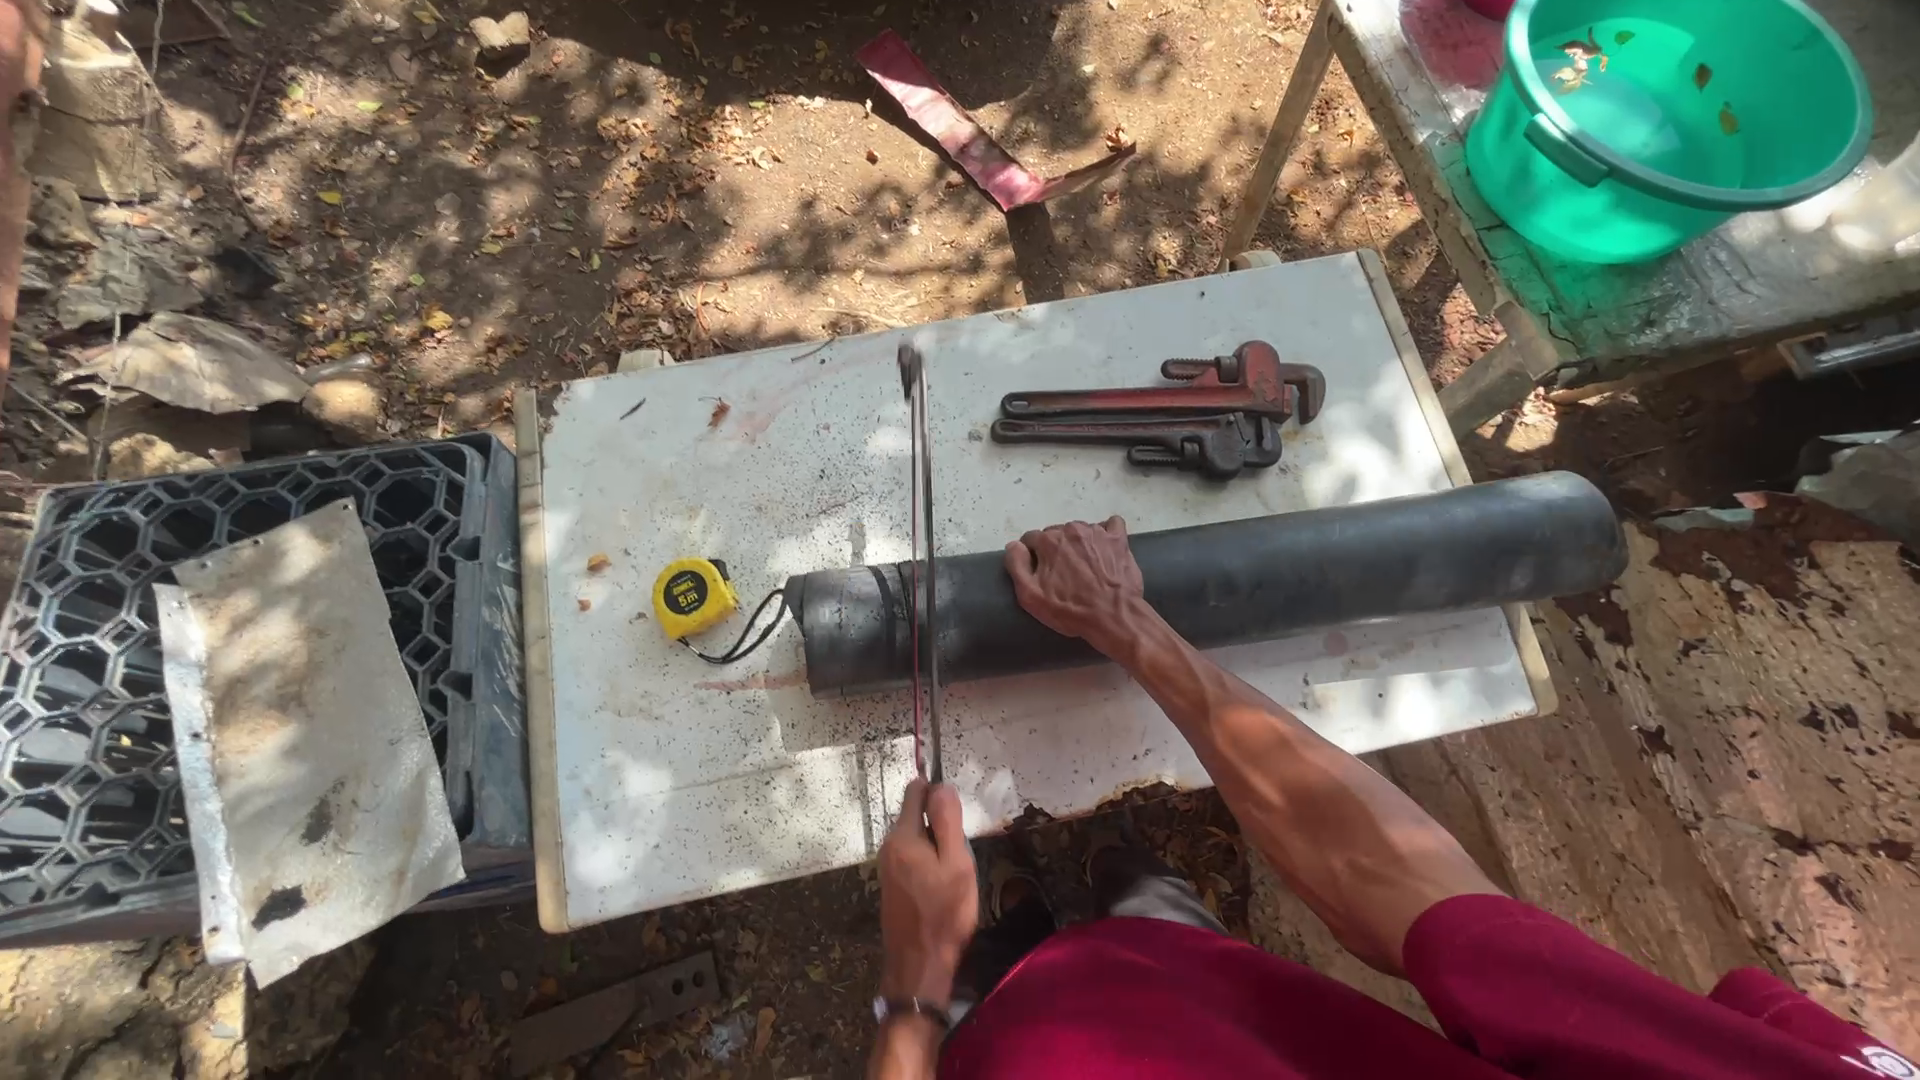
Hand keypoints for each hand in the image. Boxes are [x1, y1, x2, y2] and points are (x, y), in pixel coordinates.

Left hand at [877, 780, 976, 1005]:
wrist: (919, 965)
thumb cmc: (943, 913)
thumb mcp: (956, 863)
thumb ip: (948, 821)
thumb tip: (941, 784)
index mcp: (903, 835)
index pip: (916, 790)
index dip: (938, 792)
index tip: (958, 815)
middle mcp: (889, 845)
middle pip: (917, 814)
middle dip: (940, 824)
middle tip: (960, 854)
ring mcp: (887, 865)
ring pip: (917, 837)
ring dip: (936, 846)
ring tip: (954, 873)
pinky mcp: (891, 883)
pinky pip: (912, 857)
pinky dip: (928, 862)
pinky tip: (942, 887)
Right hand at [1003, 516, 1146, 655]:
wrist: (1113, 617)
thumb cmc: (1069, 610)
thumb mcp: (1030, 596)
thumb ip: (1016, 565)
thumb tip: (1014, 545)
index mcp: (1048, 541)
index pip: (1031, 539)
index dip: (1032, 556)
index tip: (1040, 573)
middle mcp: (1071, 529)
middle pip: (1055, 533)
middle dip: (1055, 550)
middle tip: (1063, 574)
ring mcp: (1097, 531)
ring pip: (1079, 531)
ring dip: (1077, 544)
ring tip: (1084, 566)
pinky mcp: (1118, 539)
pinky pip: (1111, 525)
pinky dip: (1105, 534)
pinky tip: (1104, 548)